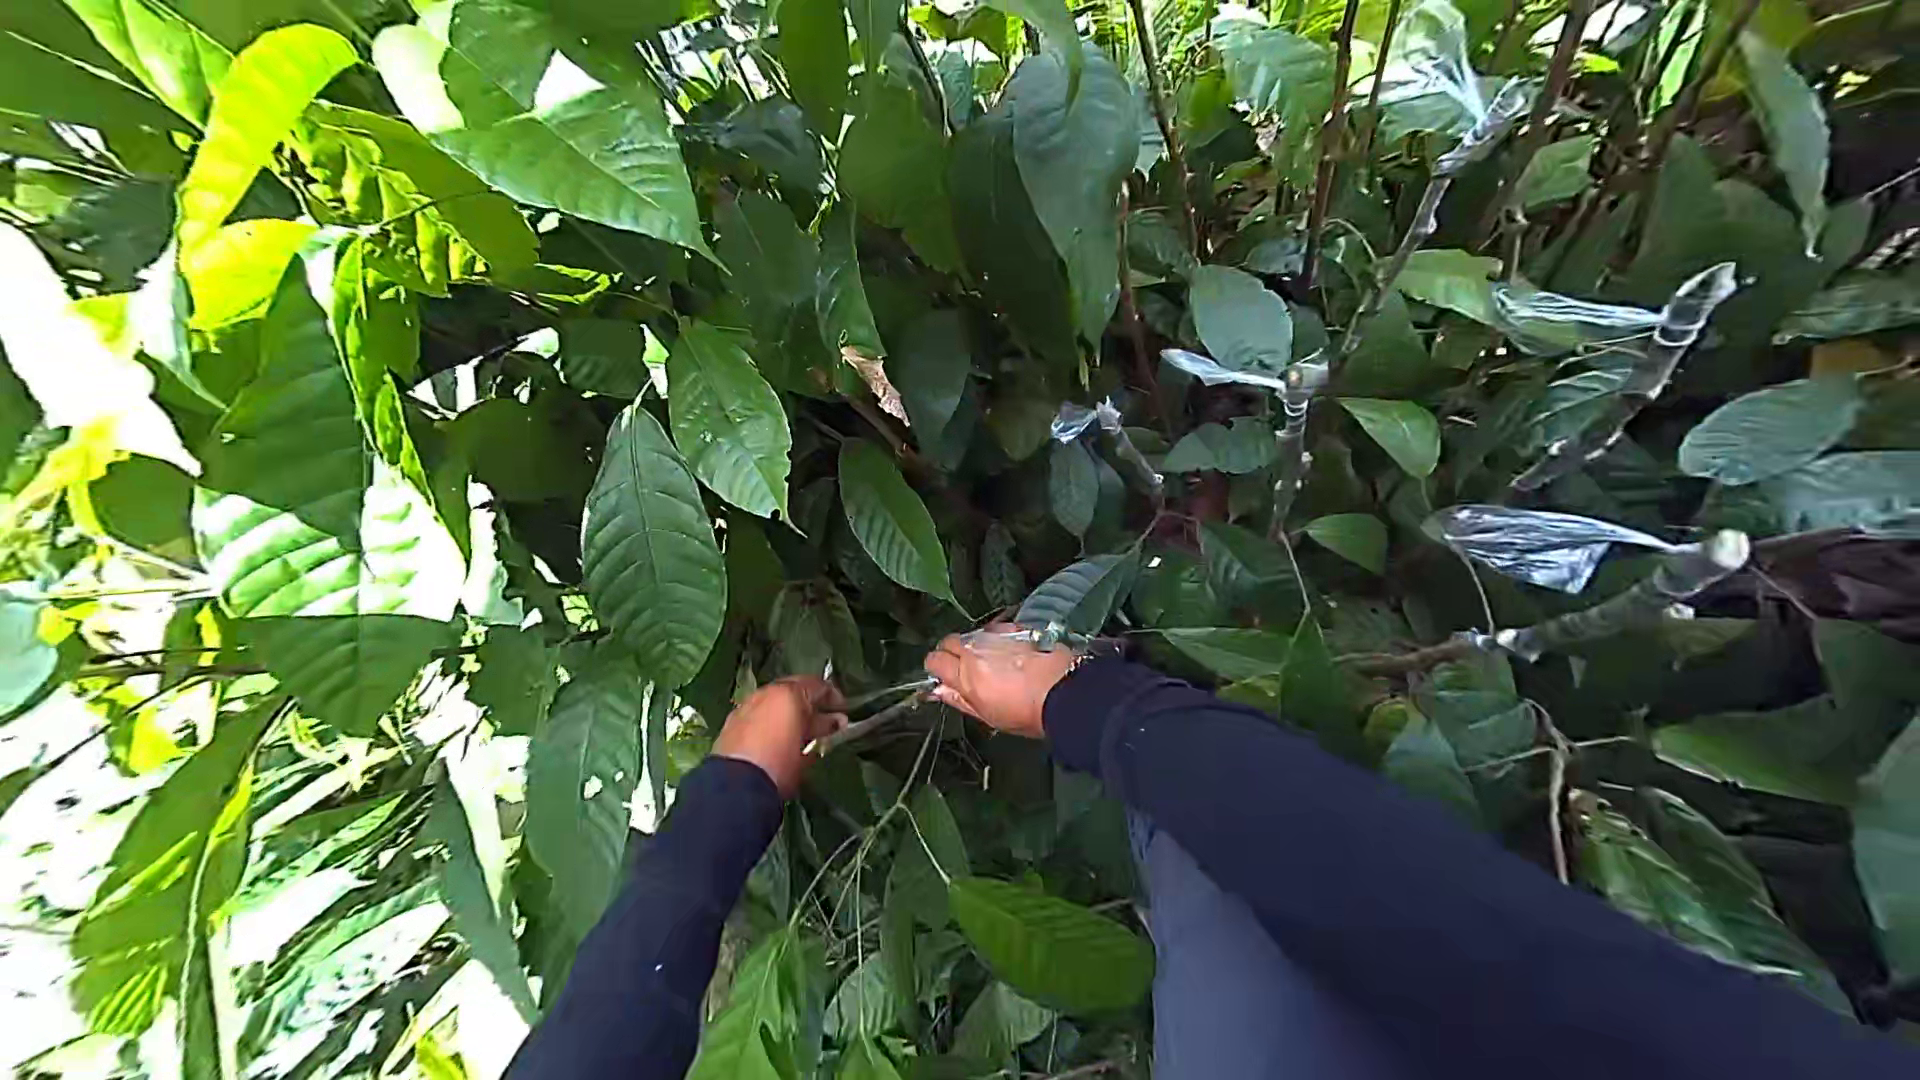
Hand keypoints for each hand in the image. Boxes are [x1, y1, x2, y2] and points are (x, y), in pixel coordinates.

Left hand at [713, 676, 847, 796]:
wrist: (735, 785)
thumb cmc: (780, 762)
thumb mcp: (809, 747)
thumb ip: (823, 729)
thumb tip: (835, 721)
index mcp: (787, 693)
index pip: (816, 685)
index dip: (832, 696)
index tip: (843, 709)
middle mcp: (765, 695)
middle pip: (795, 694)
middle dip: (813, 708)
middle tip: (830, 723)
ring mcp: (745, 709)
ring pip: (776, 706)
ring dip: (793, 717)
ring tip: (808, 736)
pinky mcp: (731, 726)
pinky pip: (760, 719)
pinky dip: (773, 726)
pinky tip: (782, 742)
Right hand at [922, 625, 1080, 738]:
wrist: (1065, 691)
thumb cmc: (1028, 711)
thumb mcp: (988, 715)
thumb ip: (959, 699)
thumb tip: (939, 691)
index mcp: (966, 673)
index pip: (934, 659)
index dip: (936, 667)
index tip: (943, 675)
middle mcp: (976, 648)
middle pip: (949, 641)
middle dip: (951, 652)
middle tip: (964, 668)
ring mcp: (996, 635)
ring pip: (972, 634)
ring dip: (975, 645)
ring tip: (991, 662)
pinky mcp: (1015, 628)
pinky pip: (996, 629)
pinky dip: (997, 638)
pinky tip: (1009, 653)